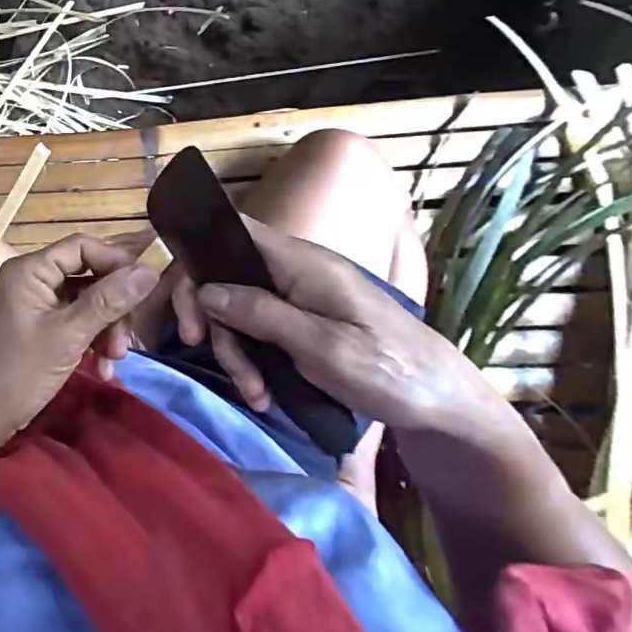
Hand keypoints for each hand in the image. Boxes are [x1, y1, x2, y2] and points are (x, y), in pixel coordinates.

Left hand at [0, 233, 157, 465]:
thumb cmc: (21, 373)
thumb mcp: (70, 335)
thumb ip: (110, 300)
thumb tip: (151, 271)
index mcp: (31, 269)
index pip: (83, 246)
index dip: (116, 262)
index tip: (143, 289)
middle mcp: (34, 278)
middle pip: (90, 274)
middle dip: (114, 306)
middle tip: (126, 340)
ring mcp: (38, 302)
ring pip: (90, 300)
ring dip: (108, 328)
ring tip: (114, 360)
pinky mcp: (44, 324)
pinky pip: (80, 319)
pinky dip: (95, 339)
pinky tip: (103, 368)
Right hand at [189, 217, 535, 453]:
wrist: (440, 400)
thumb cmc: (388, 369)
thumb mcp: (322, 347)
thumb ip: (263, 314)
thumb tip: (206, 289)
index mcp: (300, 260)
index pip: (234, 231)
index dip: (200, 256)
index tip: (191, 312)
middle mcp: (294, 268)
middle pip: (228, 275)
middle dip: (214, 320)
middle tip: (209, 359)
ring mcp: (299, 294)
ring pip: (240, 307)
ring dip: (235, 349)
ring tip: (256, 395)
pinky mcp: (303, 319)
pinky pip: (260, 327)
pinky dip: (253, 356)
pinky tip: (262, 390)